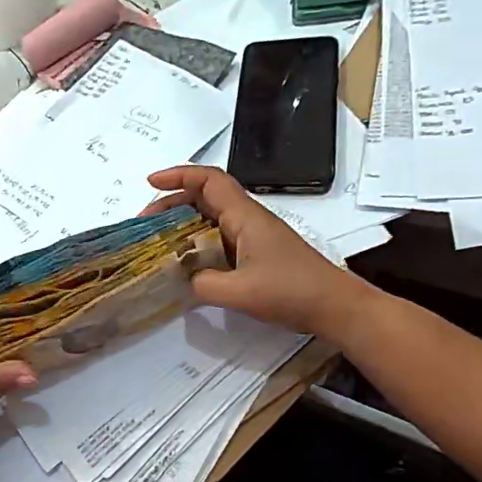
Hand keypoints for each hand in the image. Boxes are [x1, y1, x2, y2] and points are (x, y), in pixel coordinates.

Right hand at [144, 165, 373, 336]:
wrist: (335, 306)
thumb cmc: (292, 292)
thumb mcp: (240, 292)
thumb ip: (204, 284)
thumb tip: (186, 278)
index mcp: (245, 217)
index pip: (209, 181)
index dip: (178, 176)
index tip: (151, 184)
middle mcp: (248, 220)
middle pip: (206, 196)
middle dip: (173, 202)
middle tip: (146, 223)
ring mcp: (254, 236)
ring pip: (212, 218)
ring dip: (184, 224)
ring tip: (159, 241)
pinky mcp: (257, 253)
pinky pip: (220, 238)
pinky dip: (198, 242)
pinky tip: (187, 261)